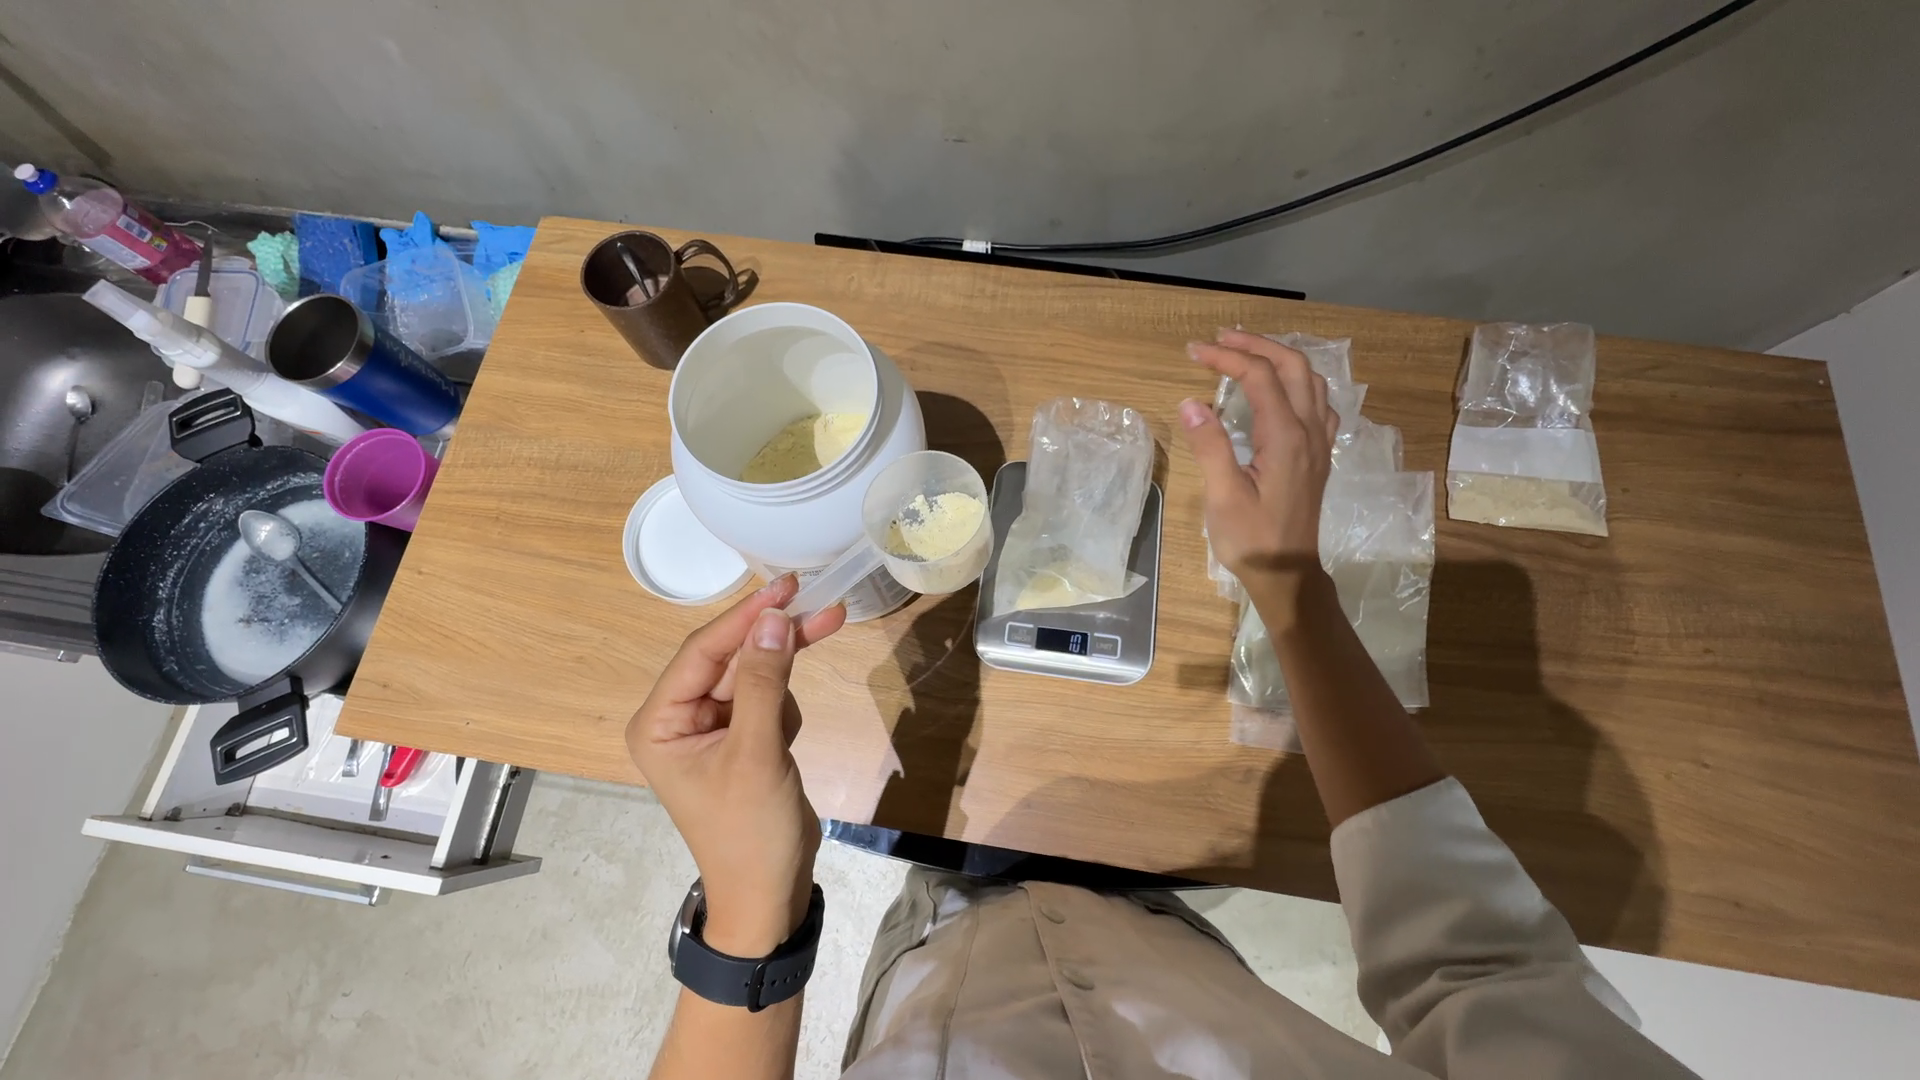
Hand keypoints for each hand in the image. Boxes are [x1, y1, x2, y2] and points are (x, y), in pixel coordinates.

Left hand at [626, 575, 846, 956]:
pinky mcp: (744, 739)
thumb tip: (773, 617)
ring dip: (786, 669)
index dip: (745, 617)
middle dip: (775, 637)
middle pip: (731, 657)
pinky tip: (790, 741)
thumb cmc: (750, 830)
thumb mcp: (755, 754)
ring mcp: (714, 729)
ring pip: (755, 673)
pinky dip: (786, 706)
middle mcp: (681, 718)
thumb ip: (762, 682)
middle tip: (821, 604)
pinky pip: (768, 698)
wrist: (770, 893)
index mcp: (661, 723)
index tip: (787, 587)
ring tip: (823, 643)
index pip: (703, 652)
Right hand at [1178, 328, 1337, 596]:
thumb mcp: (1223, 496)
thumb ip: (1210, 446)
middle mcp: (1309, 432)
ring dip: (1279, 359)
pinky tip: (1279, 392)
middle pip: (1293, 366)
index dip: (1226, 357)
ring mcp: (1319, 443)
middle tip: (1220, 340)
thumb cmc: (1252, 539)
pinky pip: (1317, 403)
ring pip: (1311, 381)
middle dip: (1256, 345)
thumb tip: (1191, 403)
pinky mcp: (1318, 456)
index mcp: (1286, 437)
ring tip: (1246, 355)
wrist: (1288, 574)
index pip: (1259, 377)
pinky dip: (1296, 383)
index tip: (1193, 351)